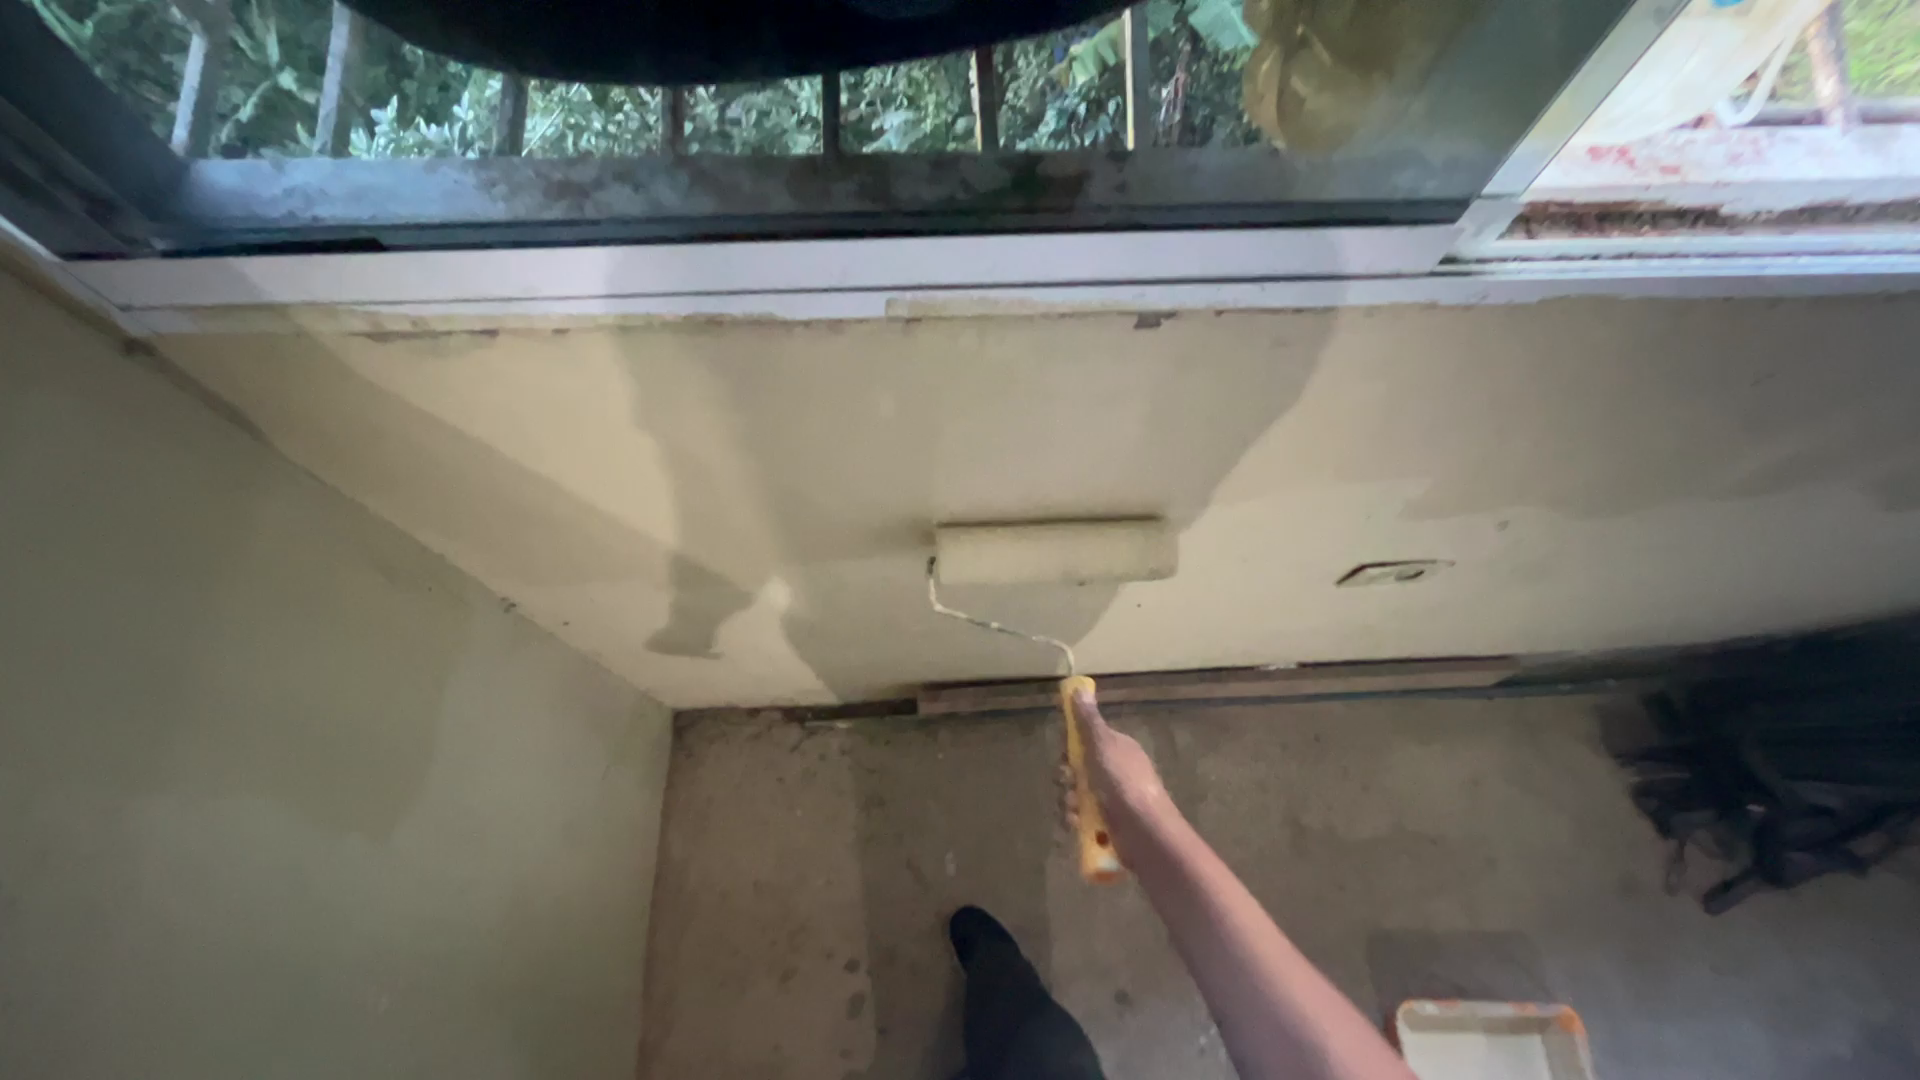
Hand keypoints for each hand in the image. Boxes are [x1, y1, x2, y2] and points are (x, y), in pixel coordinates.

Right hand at [1060, 685, 1176, 859]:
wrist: (1144, 831)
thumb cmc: (1123, 782)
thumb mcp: (1102, 744)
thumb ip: (1088, 719)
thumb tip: (1079, 688)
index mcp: (1118, 748)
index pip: (1086, 739)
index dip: (1071, 746)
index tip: (1065, 753)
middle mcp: (1116, 771)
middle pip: (1078, 768)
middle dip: (1067, 776)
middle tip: (1069, 782)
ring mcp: (1113, 798)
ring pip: (1077, 793)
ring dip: (1070, 800)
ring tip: (1076, 808)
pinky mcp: (1108, 823)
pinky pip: (1083, 816)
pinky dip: (1077, 819)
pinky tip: (1079, 823)